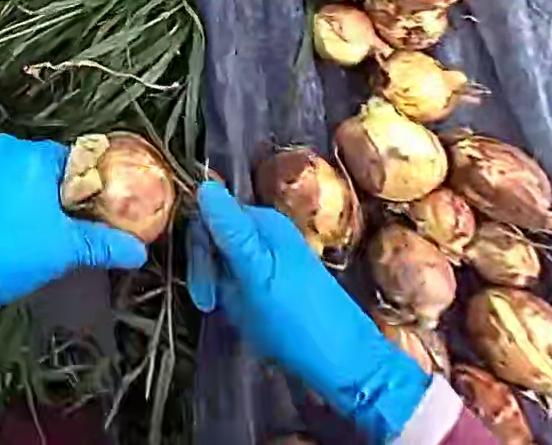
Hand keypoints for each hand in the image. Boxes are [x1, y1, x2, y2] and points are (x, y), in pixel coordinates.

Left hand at [0, 134, 148, 336]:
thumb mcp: (61, 252)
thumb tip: (140, 251)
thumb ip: (103, 244)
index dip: (70, 188)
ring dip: (8, 181)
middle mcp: (8, 143)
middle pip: (35, 161)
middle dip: (38, 186)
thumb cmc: (7, 254)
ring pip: (5, 162)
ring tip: (2, 220)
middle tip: (35, 223)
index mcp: (38, 157)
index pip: (68, 162)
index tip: (66, 212)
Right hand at [189, 182, 429, 440]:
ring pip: (227, 261)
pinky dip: (238, 299)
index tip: (204, 292)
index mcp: (262, 222)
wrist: (352, 369)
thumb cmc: (300, 320)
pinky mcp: (280, 281)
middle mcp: (268, 232)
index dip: (199, 251)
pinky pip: (243, 279)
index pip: (210, 215)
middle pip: (217, 236)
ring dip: (223, 289)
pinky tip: (250, 320)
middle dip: (208, 271)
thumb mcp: (256, 272)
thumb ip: (229, 229)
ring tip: (237, 316)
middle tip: (212, 306)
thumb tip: (202, 184)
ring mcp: (275, 257)